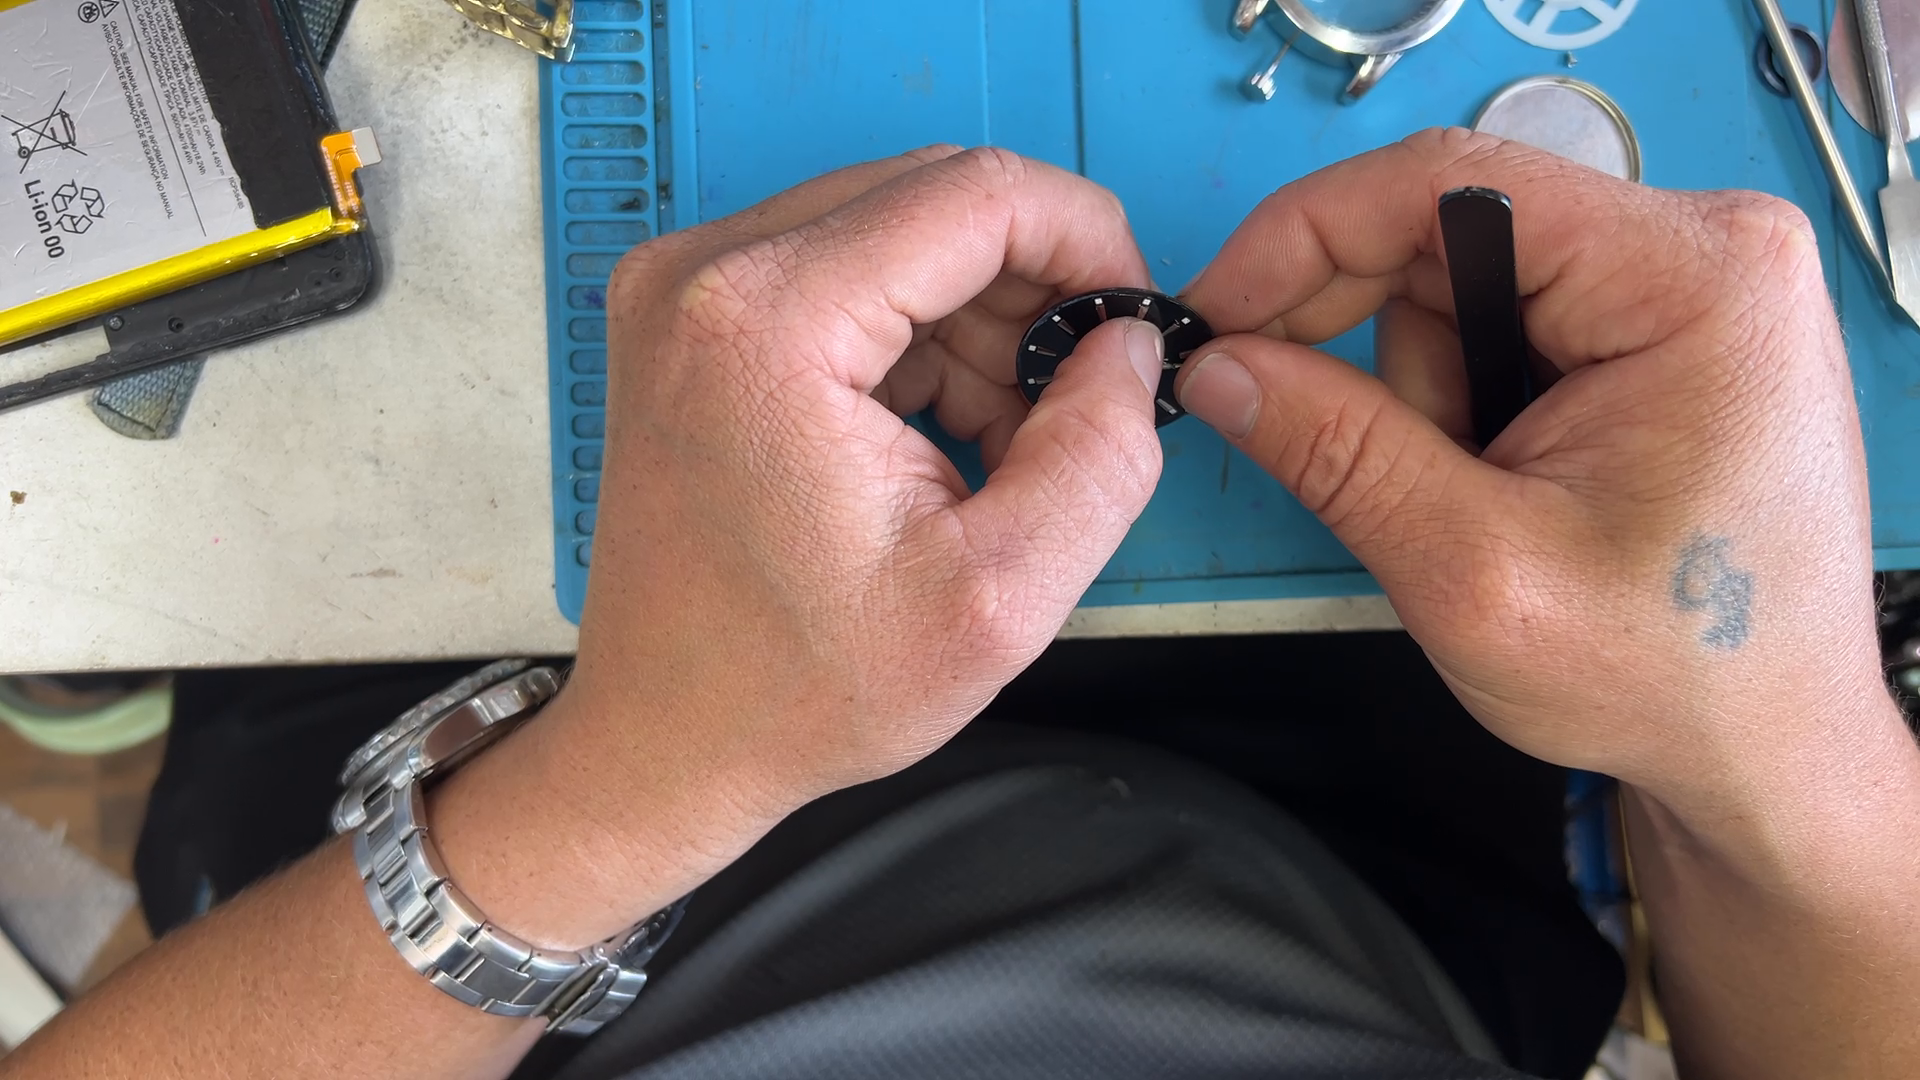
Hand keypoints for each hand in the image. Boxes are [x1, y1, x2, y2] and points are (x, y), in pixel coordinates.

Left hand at [525, 147, 1161, 886]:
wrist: (669, 737)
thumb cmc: (805, 690)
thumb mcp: (1000, 598)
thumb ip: (1101, 456)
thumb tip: (1128, 347)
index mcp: (770, 321)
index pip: (976, 194)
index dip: (1085, 239)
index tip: (1128, 319)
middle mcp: (707, 275)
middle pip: (933, 206)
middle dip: (1033, 293)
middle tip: (1072, 403)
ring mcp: (689, 293)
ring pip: (898, 244)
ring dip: (978, 329)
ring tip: (1002, 449)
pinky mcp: (696, 326)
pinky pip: (849, 287)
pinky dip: (920, 346)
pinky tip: (940, 442)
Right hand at [1177, 128, 1895, 815]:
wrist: (1747, 744)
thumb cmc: (1649, 670)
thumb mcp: (1464, 566)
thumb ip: (1332, 452)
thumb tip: (1210, 368)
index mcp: (1678, 276)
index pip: (1437, 189)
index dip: (1293, 241)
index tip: (1206, 320)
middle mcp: (1673, 252)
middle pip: (1426, 232)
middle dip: (1331, 328)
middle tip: (1264, 407)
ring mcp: (1641, 295)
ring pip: (1428, 295)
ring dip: (1390, 392)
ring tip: (1437, 492)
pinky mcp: (1609, 342)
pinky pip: (1458, 337)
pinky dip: (1417, 406)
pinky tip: (1459, 477)